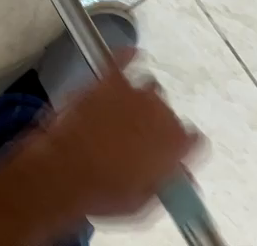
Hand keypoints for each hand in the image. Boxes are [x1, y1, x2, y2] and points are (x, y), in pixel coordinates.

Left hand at [5, 50, 203, 220]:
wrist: (64, 171)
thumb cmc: (103, 192)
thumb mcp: (144, 202)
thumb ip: (167, 181)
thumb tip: (181, 176)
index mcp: (175, 145)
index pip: (193, 139)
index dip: (181, 146)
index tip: (172, 151)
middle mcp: (160, 112)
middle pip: (167, 111)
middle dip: (156, 122)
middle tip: (139, 137)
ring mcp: (133, 91)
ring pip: (149, 86)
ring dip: (140, 96)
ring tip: (124, 111)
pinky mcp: (108, 78)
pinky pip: (123, 57)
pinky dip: (127, 56)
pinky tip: (130, 53)